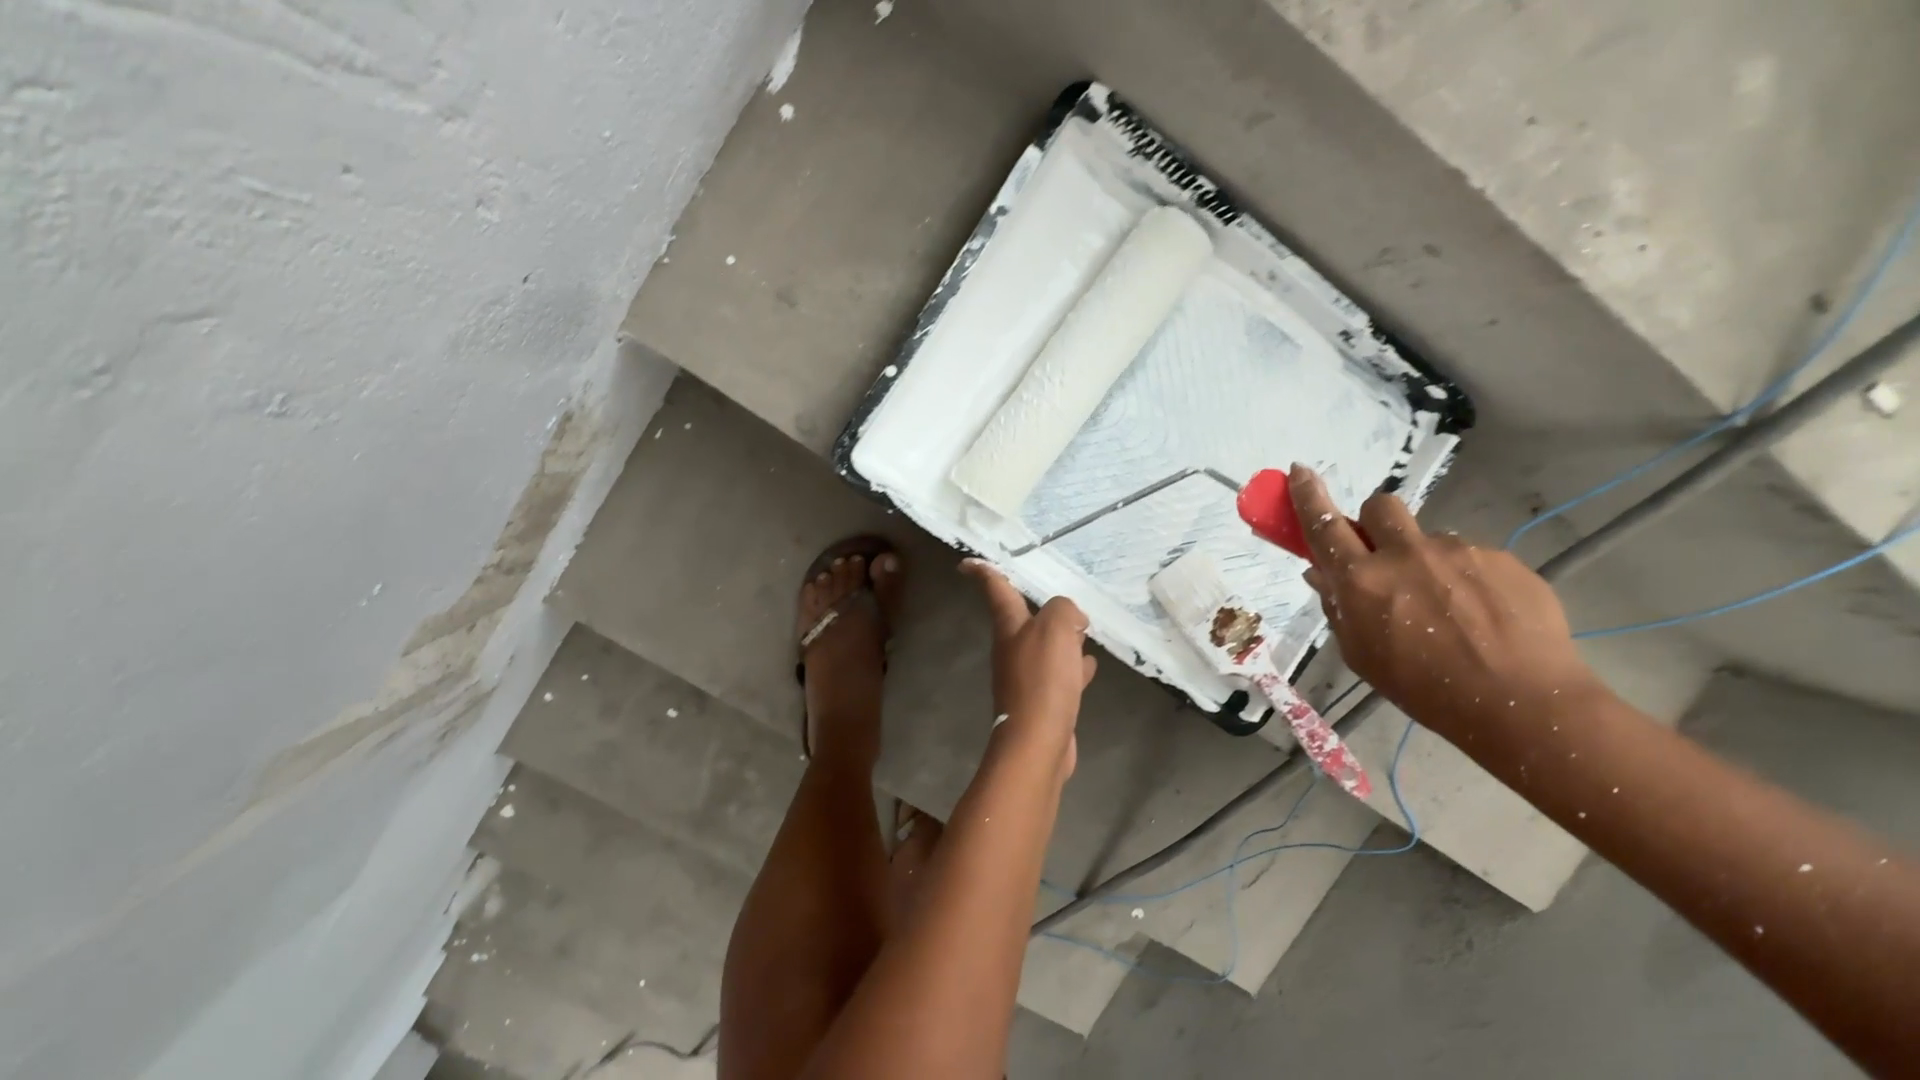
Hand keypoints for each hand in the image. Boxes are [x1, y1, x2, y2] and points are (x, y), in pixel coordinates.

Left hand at [961, 558, 1095, 780]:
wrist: (1037, 741)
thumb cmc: (1042, 680)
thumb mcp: (1055, 628)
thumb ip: (1063, 610)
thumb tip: (1072, 620)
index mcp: (1010, 627)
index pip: (996, 589)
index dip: (983, 572)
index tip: (968, 562)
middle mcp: (1012, 649)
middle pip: (1022, 619)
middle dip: (1038, 607)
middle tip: (1062, 599)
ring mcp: (1026, 677)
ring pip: (1045, 646)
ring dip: (1062, 637)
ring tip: (1084, 629)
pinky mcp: (1043, 700)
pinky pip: (1059, 674)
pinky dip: (1073, 667)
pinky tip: (1089, 666)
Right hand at [1288, 464, 1605, 736]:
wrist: (1520, 702)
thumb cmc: (1426, 690)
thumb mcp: (1363, 657)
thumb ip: (1340, 609)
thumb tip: (1323, 575)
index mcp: (1362, 581)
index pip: (1324, 524)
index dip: (1307, 495)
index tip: (1299, 471)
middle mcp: (1406, 554)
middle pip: (1379, 507)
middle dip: (1376, 524)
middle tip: (1387, 557)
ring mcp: (1457, 551)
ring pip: (1429, 539)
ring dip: (1427, 561)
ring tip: (1451, 608)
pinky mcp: (1500, 558)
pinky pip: (1472, 558)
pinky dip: (1469, 580)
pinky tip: (1484, 616)